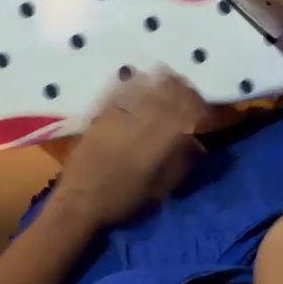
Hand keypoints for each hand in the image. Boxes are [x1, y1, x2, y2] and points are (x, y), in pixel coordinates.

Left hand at [50, 69, 207, 227]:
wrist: (79, 201)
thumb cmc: (122, 200)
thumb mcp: (159, 189)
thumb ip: (180, 163)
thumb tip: (196, 144)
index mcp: (159, 140)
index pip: (186, 110)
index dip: (197, 105)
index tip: (203, 109)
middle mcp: (141, 121)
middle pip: (167, 92)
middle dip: (182, 90)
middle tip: (189, 93)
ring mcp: (118, 114)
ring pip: (146, 87)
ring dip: (161, 83)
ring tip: (168, 82)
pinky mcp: (100, 113)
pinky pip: (122, 90)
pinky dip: (135, 84)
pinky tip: (139, 82)